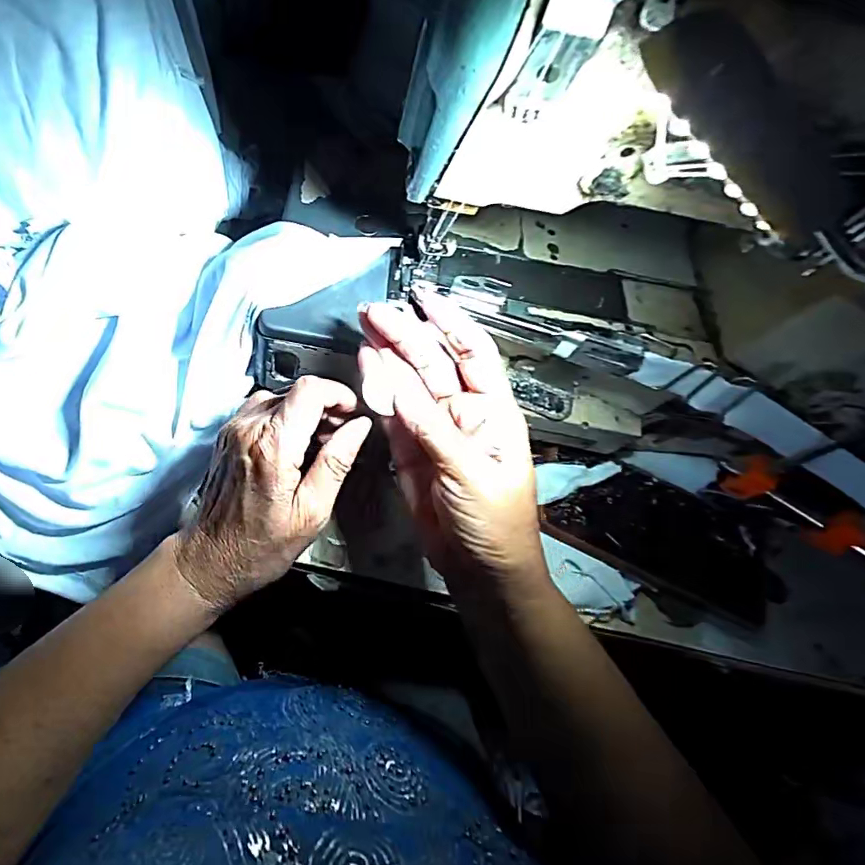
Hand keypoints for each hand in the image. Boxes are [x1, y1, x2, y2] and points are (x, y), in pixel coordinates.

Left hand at [171, 377, 373, 612]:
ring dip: (305, 412)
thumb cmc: (257, 546)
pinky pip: (261, 410)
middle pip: (295, 391)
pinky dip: (284, 418)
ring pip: (280, 397)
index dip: (338, 394)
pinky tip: (294, 445)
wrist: (211, 558)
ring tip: (319, 443)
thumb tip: (358, 429)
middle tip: (342, 434)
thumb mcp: (312, 511)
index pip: (309, 390)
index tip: (352, 412)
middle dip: (326, 407)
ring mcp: (234, 431)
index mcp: (272, 447)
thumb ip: (336, 462)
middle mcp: (248, 431)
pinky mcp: (227, 436)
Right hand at [358, 290, 542, 590]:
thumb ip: (434, 432)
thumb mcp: (471, 473)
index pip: (472, 353)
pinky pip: (391, 411)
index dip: (450, 322)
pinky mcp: (409, 447)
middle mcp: (462, 412)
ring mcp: (433, 427)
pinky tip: (367, 364)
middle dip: (405, 333)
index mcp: (493, 410)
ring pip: (407, 382)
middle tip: (376, 312)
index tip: (425, 299)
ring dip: (387, 354)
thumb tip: (404, 393)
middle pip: (432, 361)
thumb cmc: (497, 523)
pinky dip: (377, 388)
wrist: (479, 566)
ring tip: (366, 327)